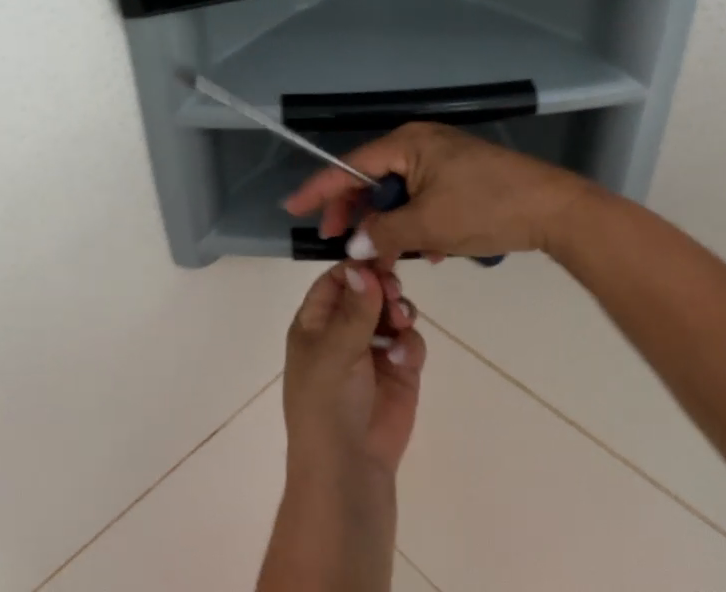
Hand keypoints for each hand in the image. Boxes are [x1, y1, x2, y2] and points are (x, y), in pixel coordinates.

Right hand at [283, 121, 615, 263]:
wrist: (556, 211)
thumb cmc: (486, 210)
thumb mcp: (428, 227)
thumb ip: (383, 234)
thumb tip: (354, 244)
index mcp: (408, 144)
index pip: (350, 165)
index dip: (320, 189)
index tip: (293, 208)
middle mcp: (421, 143)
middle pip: (372, 178)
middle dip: (358, 213)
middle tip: (340, 241)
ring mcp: (443, 158)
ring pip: (399, 192)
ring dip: (391, 225)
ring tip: (390, 257)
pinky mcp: (462, 175)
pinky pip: (424, 197)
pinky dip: (418, 223)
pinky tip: (430, 253)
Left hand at [283, 263, 426, 474]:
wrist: (350, 467)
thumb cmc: (327, 403)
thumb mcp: (334, 351)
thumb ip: (354, 308)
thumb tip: (362, 266)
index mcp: (314, 324)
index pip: (336, 281)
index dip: (358, 268)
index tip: (382, 258)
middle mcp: (343, 332)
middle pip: (369, 291)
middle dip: (384, 287)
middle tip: (395, 292)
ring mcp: (373, 351)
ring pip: (393, 311)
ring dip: (400, 312)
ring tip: (401, 323)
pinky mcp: (400, 371)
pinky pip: (410, 341)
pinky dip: (410, 345)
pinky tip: (403, 360)